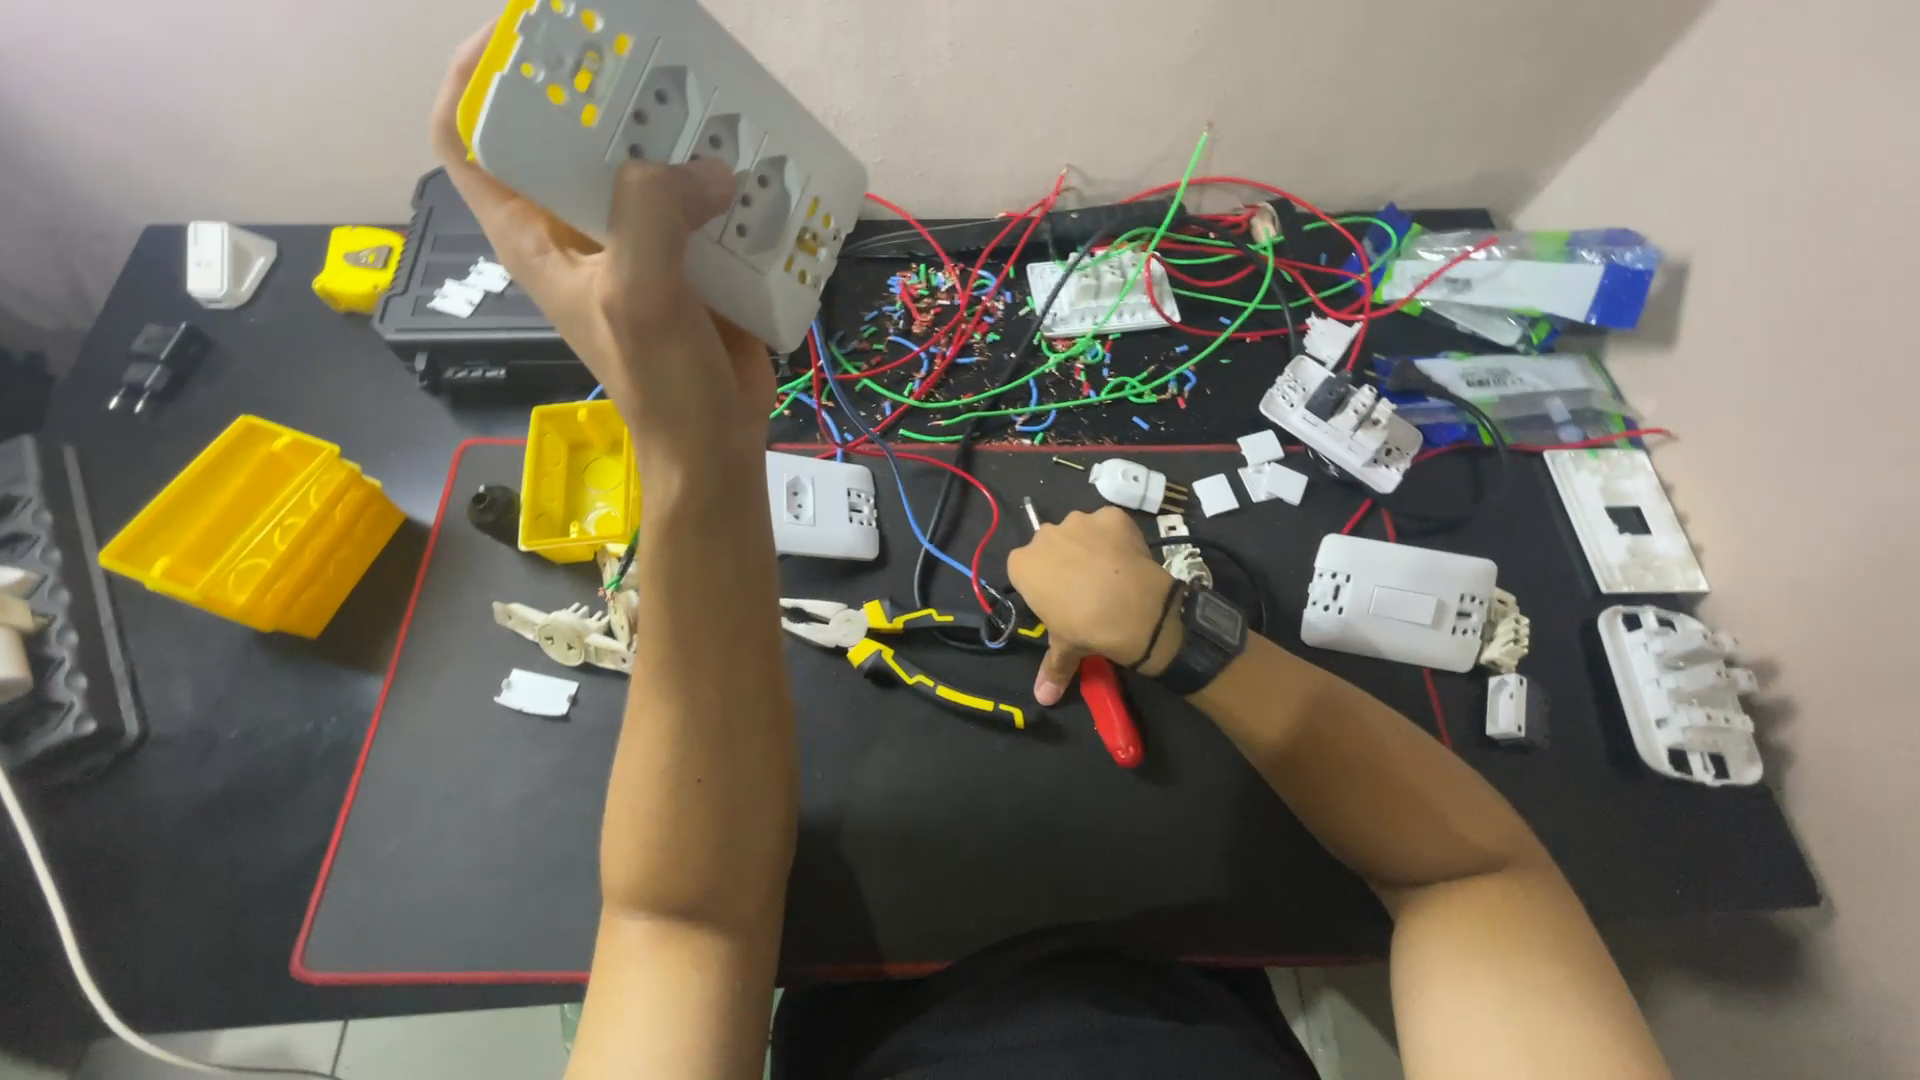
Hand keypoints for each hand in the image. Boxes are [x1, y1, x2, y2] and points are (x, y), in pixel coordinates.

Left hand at [429, 24, 774, 462]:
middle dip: (605, 98)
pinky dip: (721, 185)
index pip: (470, 139)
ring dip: (674, 137)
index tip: (534, 39)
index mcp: (535, 236)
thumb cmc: (660, 382)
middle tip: (651, 63)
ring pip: (643, 168)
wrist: (715, 443)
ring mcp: (640, 247)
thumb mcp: (639, 295)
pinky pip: (698, 205)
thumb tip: (708, 170)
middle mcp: (581, 232)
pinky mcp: (691, 263)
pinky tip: (753, 168)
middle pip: (570, 140)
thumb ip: (652, 216)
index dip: (482, 79)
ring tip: (713, 108)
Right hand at [1007, 508, 1181, 705]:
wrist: (1134, 609)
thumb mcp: (1066, 649)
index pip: (1025, 571)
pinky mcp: (1111, 514)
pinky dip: (1117, 538)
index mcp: (1022, 564)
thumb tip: (1043, 700)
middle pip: (1051, 547)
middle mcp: (1044, 535)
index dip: (1044, 586)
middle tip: (1086, 590)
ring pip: (1081, 532)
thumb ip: (1052, 668)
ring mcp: (1079, 521)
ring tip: (1111, 575)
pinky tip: (1127, 560)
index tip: (1061, 602)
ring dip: (1090, 547)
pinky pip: (1110, 525)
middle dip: (1064, 563)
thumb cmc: (1086, 627)